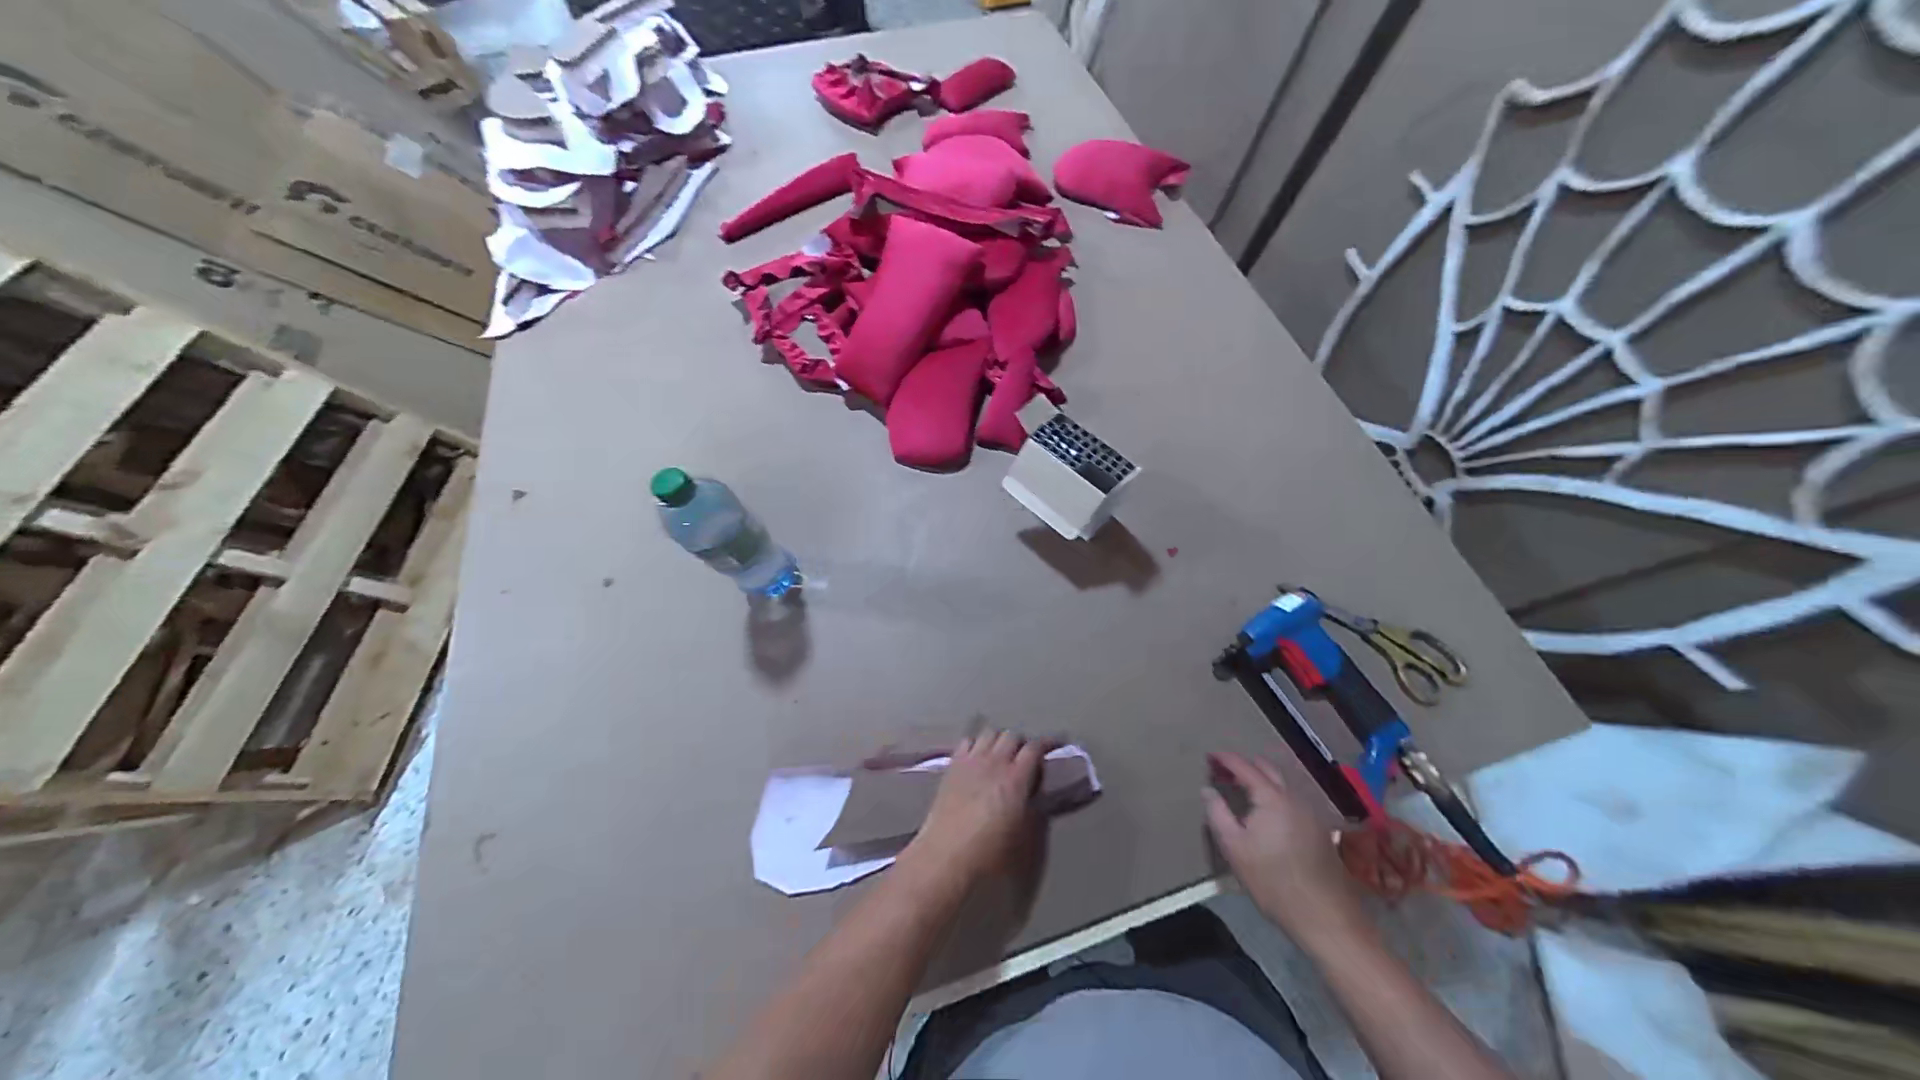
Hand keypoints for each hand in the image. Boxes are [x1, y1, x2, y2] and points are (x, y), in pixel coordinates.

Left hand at [901, 730, 1049, 885]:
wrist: (946, 854)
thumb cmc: (989, 852)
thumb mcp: (1024, 836)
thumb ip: (1035, 809)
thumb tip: (1035, 794)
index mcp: (1016, 778)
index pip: (1034, 748)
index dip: (1046, 744)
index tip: (1053, 747)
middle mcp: (994, 762)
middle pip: (1012, 736)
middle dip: (1022, 743)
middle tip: (1026, 758)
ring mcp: (971, 760)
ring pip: (990, 733)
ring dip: (1000, 740)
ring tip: (1002, 755)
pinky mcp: (952, 765)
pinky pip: (968, 741)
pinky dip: (977, 744)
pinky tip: (978, 757)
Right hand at [1203, 752, 1364, 940]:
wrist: (1324, 915)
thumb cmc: (1272, 880)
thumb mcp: (1234, 848)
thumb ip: (1217, 814)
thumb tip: (1207, 790)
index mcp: (1272, 798)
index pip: (1245, 767)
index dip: (1226, 759)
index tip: (1210, 756)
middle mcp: (1294, 798)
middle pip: (1268, 769)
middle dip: (1244, 765)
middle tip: (1223, 772)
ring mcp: (1311, 813)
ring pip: (1283, 784)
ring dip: (1261, 780)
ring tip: (1241, 789)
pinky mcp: (1319, 829)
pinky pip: (1292, 799)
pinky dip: (1274, 794)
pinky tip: (1265, 811)